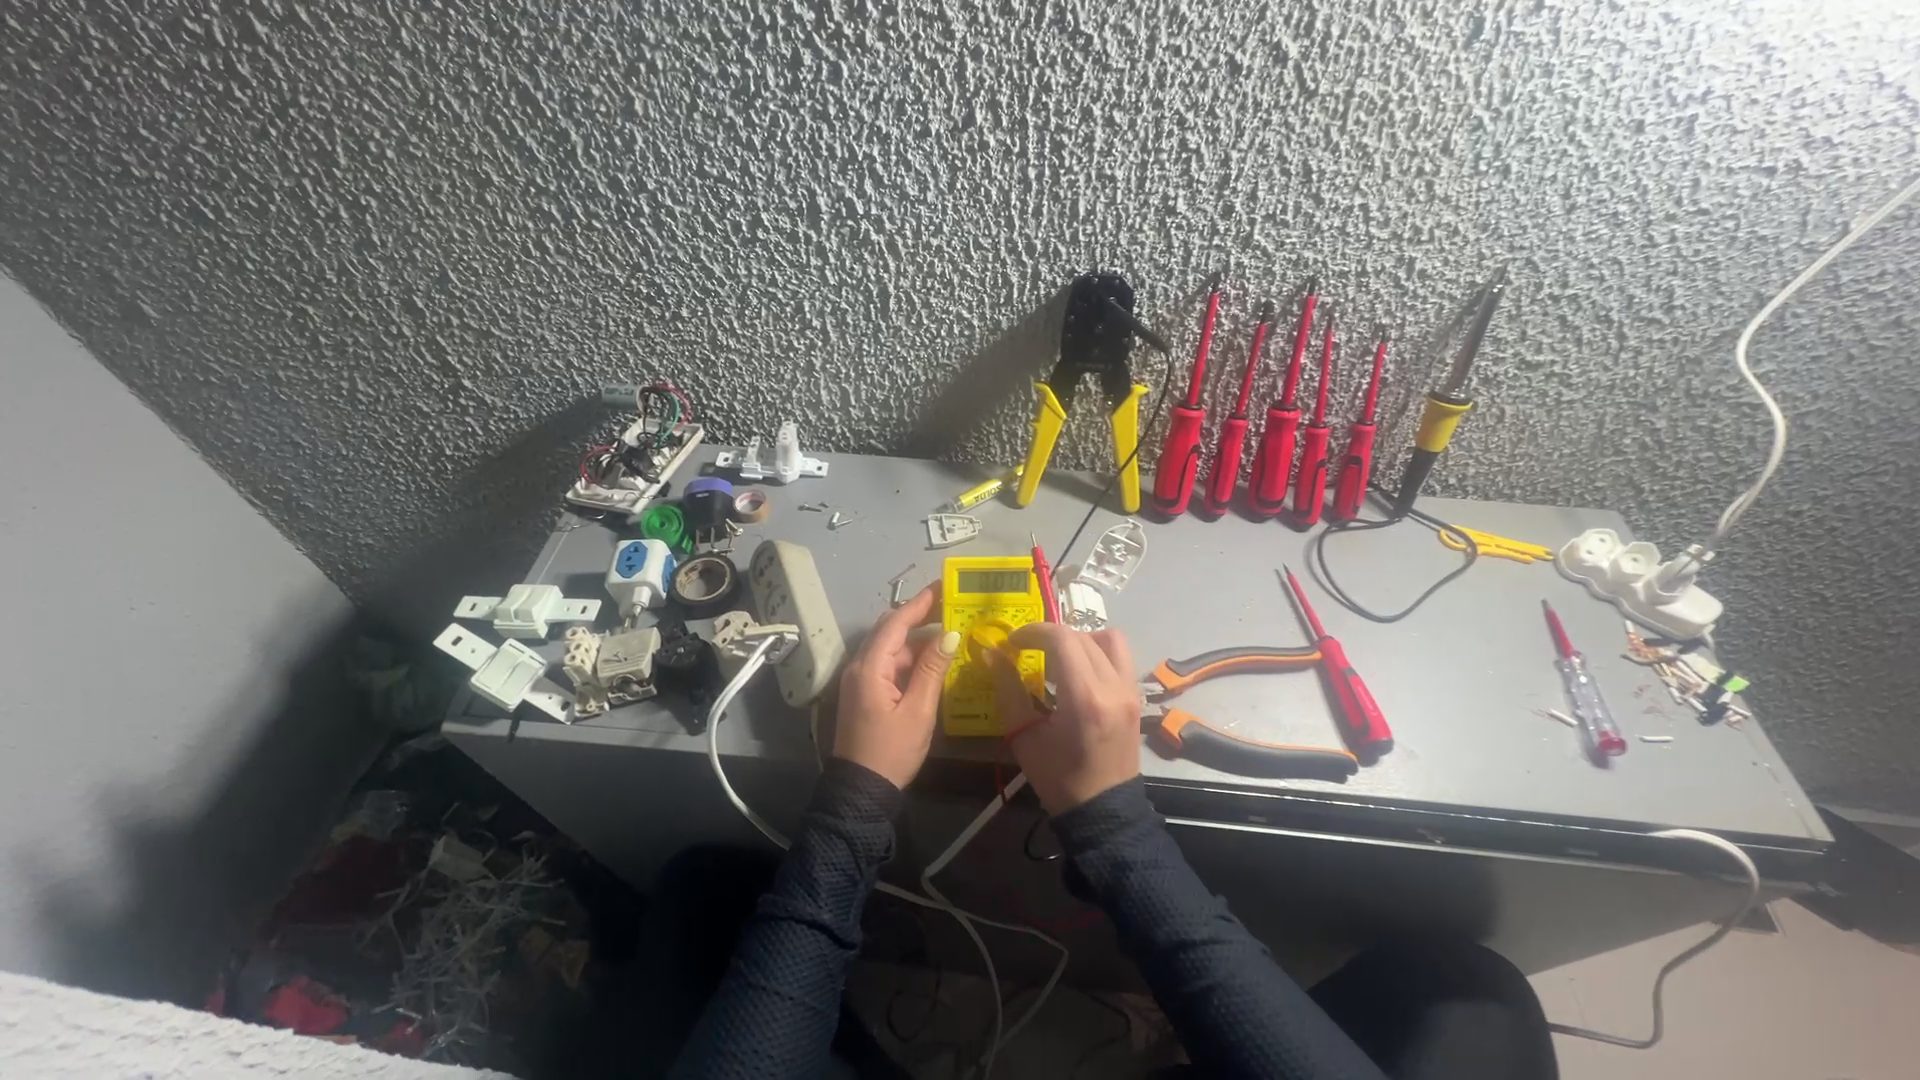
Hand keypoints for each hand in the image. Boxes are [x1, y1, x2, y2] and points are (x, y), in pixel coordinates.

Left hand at [833, 586, 959, 788]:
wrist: (861, 790)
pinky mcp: (865, 693)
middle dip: (918, 616)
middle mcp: (860, 666)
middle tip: (951, 606)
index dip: (920, 604)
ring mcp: (860, 680)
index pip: (895, 623)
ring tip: (949, 630)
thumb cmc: (891, 751)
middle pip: (889, 630)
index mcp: (870, 667)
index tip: (943, 587)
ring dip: (916, 639)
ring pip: (890, 648)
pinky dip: (910, 658)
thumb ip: (933, 670)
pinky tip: (934, 659)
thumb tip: (950, 634)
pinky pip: (888, 665)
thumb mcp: (918, 711)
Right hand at [987, 624, 1140, 813]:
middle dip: (1050, 636)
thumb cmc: (1058, 778)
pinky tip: (1078, 672)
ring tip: (1058, 658)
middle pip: (1082, 637)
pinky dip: (1098, 652)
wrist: (1103, 811)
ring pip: (1108, 639)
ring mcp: (1130, 690)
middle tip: (1027, 651)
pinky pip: (1121, 657)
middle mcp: (1113, 686)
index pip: (1062, 639)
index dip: (1033, 632)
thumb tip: (992, 654)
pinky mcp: (1136, 696)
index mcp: (1085, 698)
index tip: (1013, 643)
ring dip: (1080, 639)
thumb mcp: (1024, 736)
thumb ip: (1009, 689)